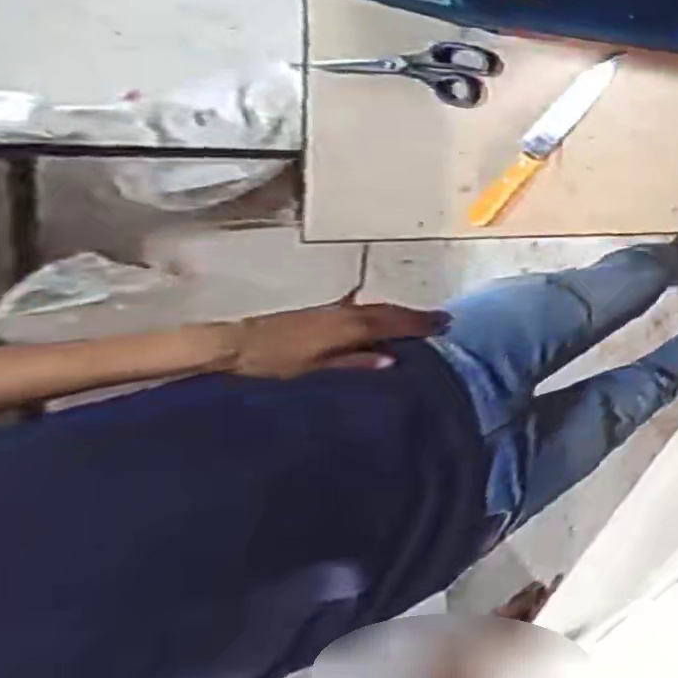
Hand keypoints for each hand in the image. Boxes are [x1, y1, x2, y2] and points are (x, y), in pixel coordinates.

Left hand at [224, 303, 446, 377]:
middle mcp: (349, 314)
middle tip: (441, 319)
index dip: (422, 323)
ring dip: (400, 313)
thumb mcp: (314, 369)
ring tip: (418, 318)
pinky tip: (379, 315)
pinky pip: (363, 308)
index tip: (447, 323)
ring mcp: (335, 311)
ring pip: (378, 308)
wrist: (230, 347)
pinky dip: (379, 312)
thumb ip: (355, 362)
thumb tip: (394, 359)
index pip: (397, 323)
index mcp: (353, 327)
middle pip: (391, 312)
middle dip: (417, 316)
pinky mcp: (322, 312)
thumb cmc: (273, 363)